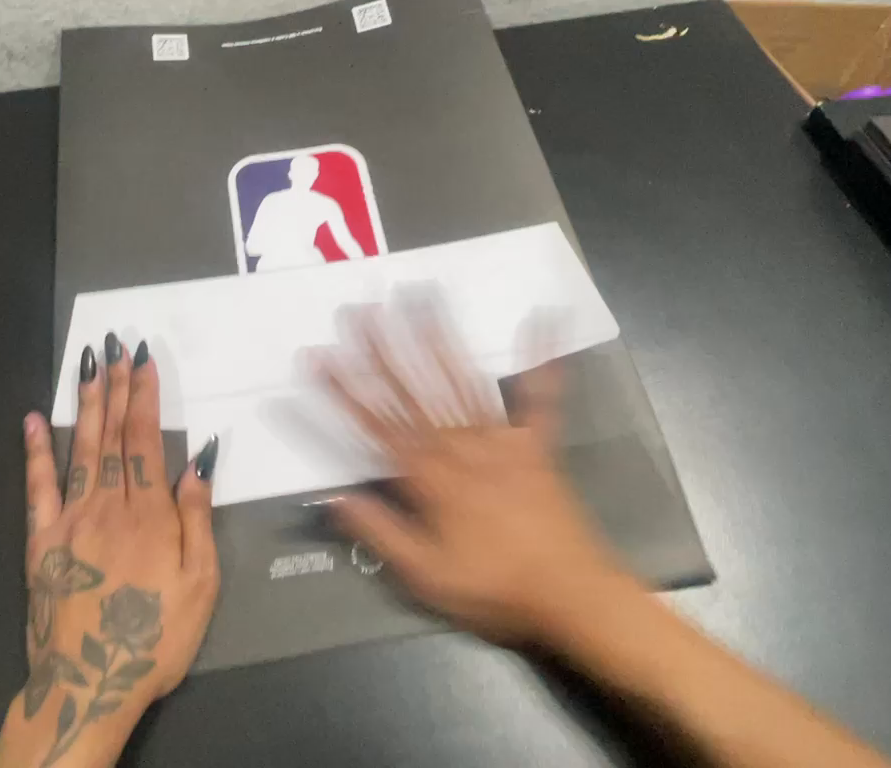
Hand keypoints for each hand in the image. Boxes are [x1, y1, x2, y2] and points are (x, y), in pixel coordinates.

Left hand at [0, 333, 219, 767]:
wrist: (89, 685)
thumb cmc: (156, 637)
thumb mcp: (201, 583)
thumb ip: (197, 517)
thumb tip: (200, 458)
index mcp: (150, 512)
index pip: (145, 438)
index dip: (145, 395)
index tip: (144, 358)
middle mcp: (108, 504)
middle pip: (113, 434)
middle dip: (117, 385)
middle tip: (116, 345)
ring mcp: (70, 519)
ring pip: (81, 448)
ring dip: (87, 403)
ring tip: (89, 365)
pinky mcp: (42, 541)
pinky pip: (38, 487)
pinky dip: (36, 450)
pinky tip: (35, 418)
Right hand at [315, 307, 638, 645]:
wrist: (571, 594)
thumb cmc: (494, 587)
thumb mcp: (426, 574)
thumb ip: (380, 531)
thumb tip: (334, 496)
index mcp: (428, 476)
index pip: (374, 423)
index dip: (343, 388)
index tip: (319, 355)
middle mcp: (459, 444)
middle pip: (413, 389)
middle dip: (384, 346)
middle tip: (363, 307)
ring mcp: (500, 438)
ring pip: (461, 379)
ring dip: (439, 335)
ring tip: (422, 295)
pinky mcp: (536, 443)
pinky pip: (540, 396)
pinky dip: (541, 358)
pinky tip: (542, 317)